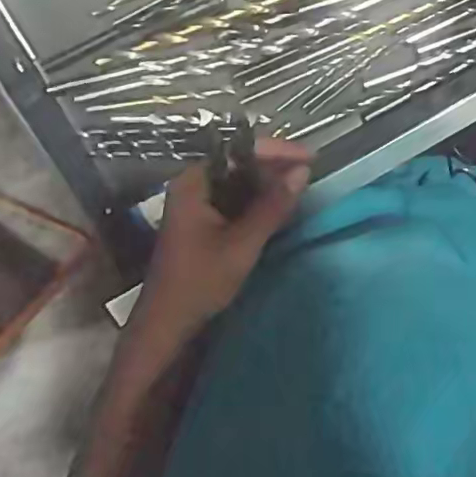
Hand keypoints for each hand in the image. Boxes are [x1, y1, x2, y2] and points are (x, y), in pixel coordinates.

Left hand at [139, 137, 311, 330]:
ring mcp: (198, 204)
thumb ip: (273, 205)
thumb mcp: (243, 243)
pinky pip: (237, 198)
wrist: (167, 326)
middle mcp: (193, 186)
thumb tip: (303, 171)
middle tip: (308, 172)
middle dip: (275, 165)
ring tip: (300, 186)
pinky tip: (280, 205)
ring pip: (239, 181)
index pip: (238, 150)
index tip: (308, 158)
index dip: (275, 150)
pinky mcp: (205, 222)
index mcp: (193, 183)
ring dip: (269, 182)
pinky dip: (259, 199)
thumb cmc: (199, 282)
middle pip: (239, 162)